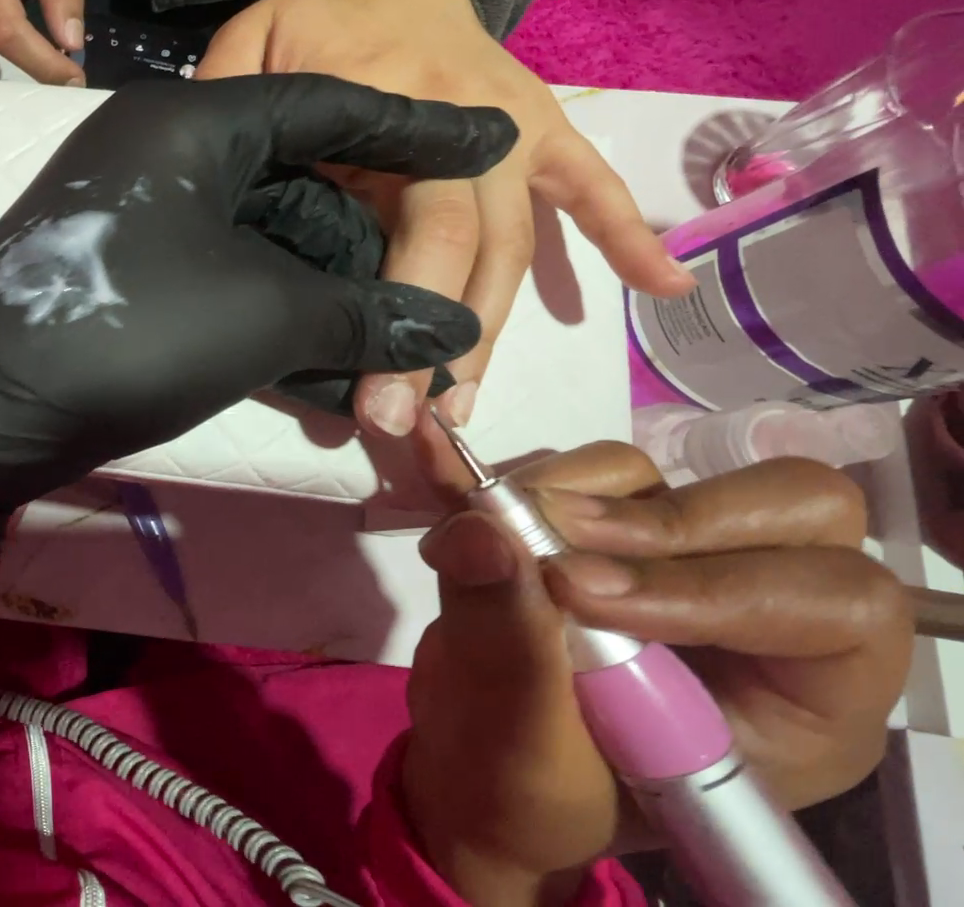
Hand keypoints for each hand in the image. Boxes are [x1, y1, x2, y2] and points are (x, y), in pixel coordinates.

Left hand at [0, 74, 516, 547]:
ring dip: (324, 295)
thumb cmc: (123, 332)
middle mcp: (160, 155)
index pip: (329, 108)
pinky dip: (272, 318)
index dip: (416, 132)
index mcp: (188, 123)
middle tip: (443, 273)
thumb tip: (451, 330)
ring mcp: (137, 219)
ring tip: (397, 340)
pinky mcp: (124, 279)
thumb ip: (361, 313)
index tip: (493, 138)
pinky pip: (219, 281)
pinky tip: (328, 367)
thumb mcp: (257, 314)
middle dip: (371, 240)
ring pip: (259, 243)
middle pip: (297, 183)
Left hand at [197, 0, 694, 436]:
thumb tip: (217, 183)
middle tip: (409, 419)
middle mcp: (459, 123)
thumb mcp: (250, 48)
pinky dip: (625, 232)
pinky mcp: (539, 130)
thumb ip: (230, 101)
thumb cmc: (312, 22)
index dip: (397, 309)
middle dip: (443, 339)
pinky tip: (664, 289)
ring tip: (462, 407)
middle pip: (467, 243)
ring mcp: (509, 129)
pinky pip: (587, 182)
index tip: (373, 392)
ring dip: (496, 327)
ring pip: (516, 239)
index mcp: (382, 107)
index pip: (406, 220)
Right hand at [404, 441, 912, 905]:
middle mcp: (754, 613)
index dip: (706, 583)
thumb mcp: (529, 757)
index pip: (826, 603)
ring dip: (562, 492)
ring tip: (476, 534)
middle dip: (653, 518)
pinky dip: (503, 473)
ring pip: (655, 475)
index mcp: (798, 701)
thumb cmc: (524, 799)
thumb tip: (478, 536)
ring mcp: (665, 560)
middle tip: (545, 540)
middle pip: (779, 509)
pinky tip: (444, 472)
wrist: (468, 771)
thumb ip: (513, 655)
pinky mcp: (589, 533)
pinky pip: (566, 472)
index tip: (573, 593)